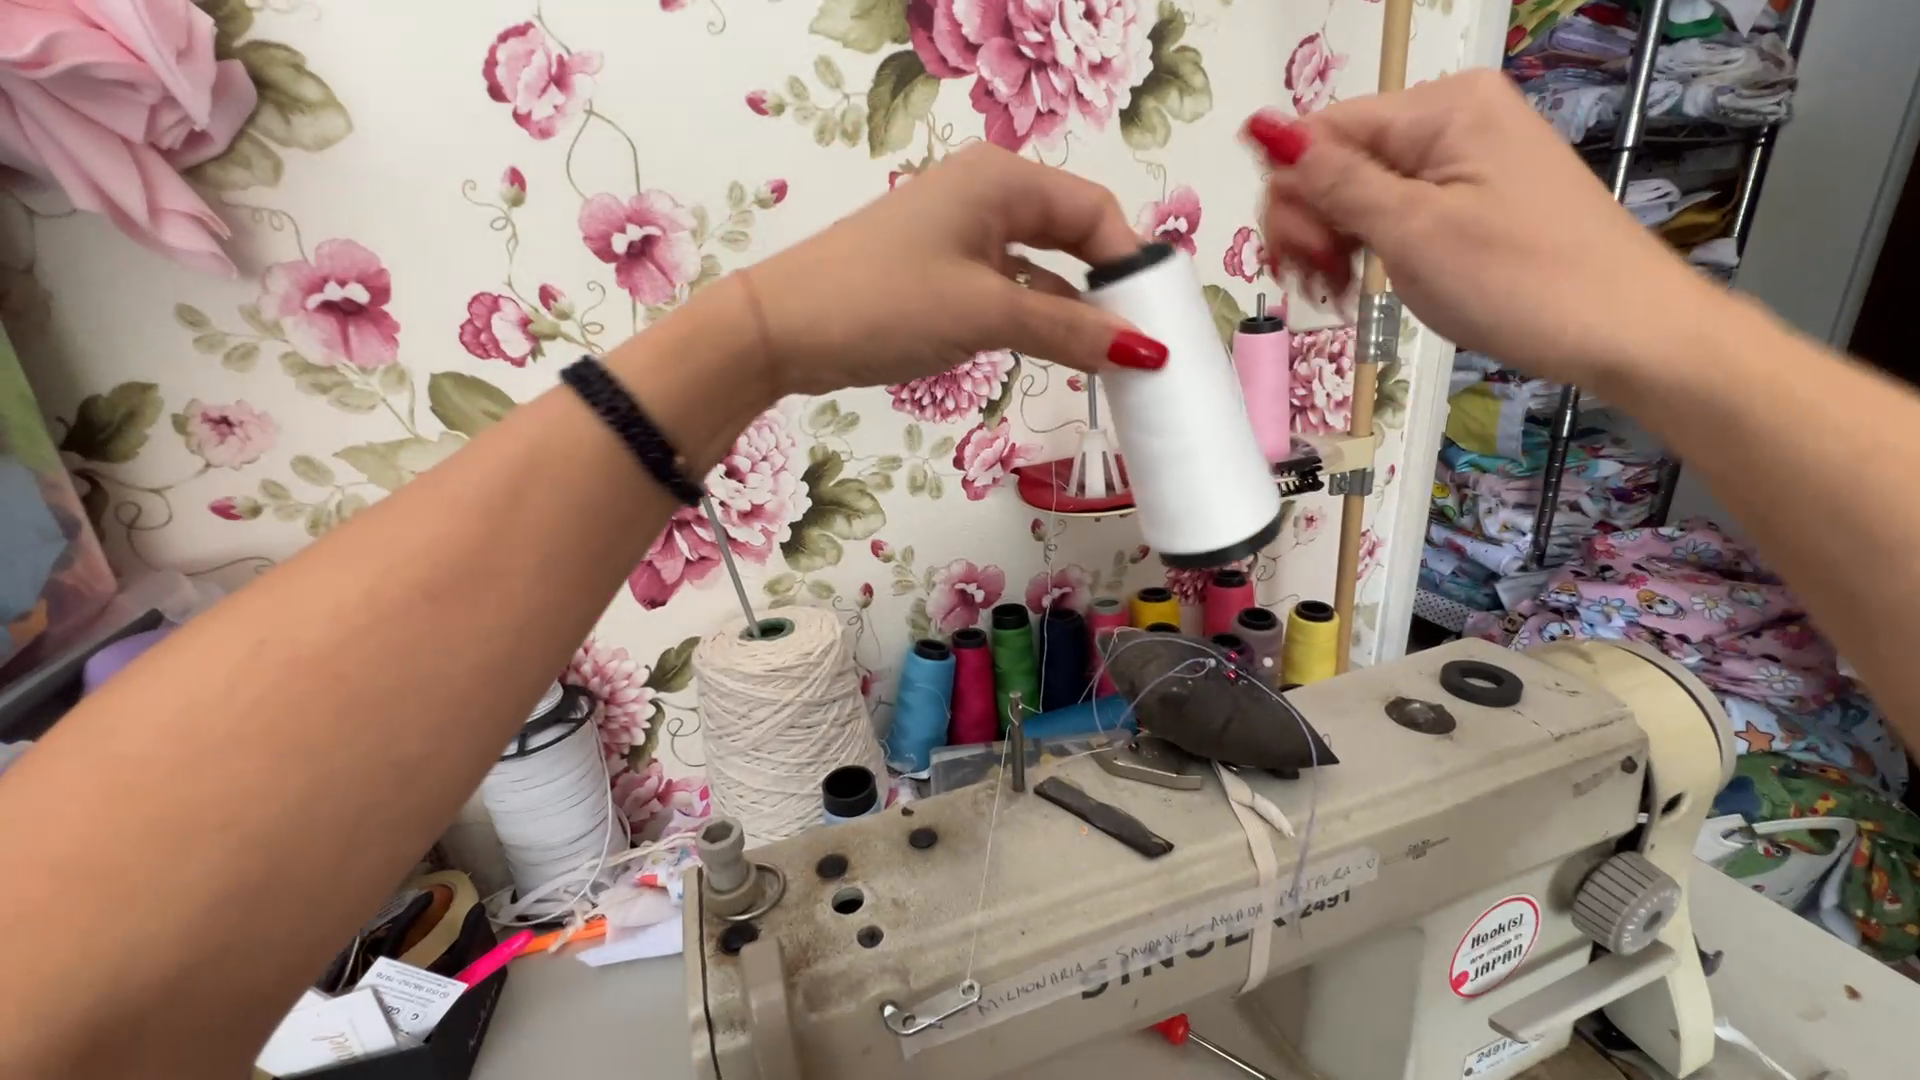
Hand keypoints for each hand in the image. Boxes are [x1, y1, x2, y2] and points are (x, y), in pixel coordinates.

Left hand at [740, 144, 1167, 398]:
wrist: (784, 330)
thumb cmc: (885, 304)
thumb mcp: (987, 315)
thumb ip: (1069, 331)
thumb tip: (1145, 352)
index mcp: (1003, 179)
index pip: (1096, 212)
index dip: (1131, 267)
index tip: (1158, 322)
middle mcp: (985, 194)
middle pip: (1072, 236)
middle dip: (1105, 288)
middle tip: (1137, 343)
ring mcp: (960, 234)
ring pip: (1040, 266)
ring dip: (1070, 309)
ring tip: (1104, 359)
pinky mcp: (940, 271)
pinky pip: (1007, 287)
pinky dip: (1033, 316)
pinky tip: (1052, 350)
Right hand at [1244, 72, 1731, 386]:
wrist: (1623, 330)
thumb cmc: (1518, 281)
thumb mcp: (1413, 232)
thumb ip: (1337, 184)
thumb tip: (1270, 135)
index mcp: (1440, 109)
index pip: (1321, 132)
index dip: (1290, 193)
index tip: (1293, 257)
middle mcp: (1448, 120)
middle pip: (1335, 160)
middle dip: (1309, 222)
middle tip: (1318, 282)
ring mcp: (1459, 160)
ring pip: (1355, 191)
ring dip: (1329, 243)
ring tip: (1336, 292)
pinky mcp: (1464, 199)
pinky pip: (1387, 211)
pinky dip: (1362, 249)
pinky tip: (1355, 283)